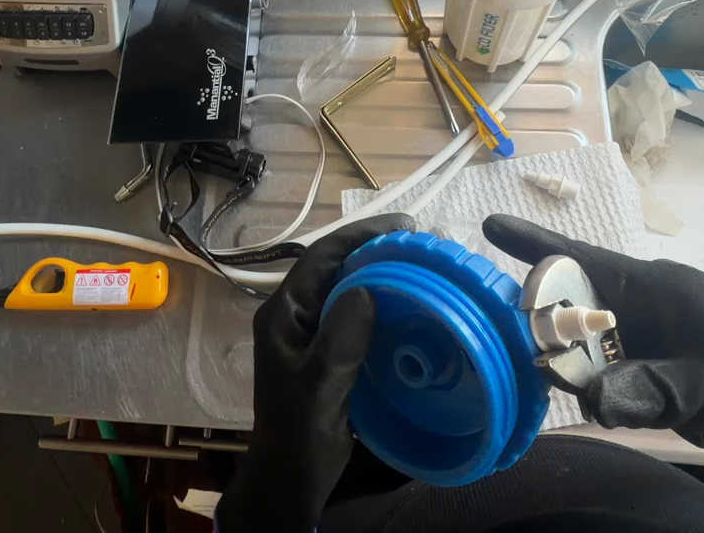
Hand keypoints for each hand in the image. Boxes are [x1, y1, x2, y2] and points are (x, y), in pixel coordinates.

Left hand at [216, 214, 411, 531]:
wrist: (290, 477)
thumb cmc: (300, 432)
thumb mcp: (322, 385)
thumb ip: (340, 337)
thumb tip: (366, 288)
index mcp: (284, 311)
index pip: (321, 256)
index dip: (360, 235)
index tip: (402, 226)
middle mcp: (294, 311)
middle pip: (334, 265)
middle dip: (373, 248)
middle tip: (419, 243)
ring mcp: (308, 328)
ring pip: (345, 285)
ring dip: (378, 272)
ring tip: (418, 263)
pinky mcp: (325, 346)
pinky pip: (352, 310)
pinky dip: (379, 300)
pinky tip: (406, 302)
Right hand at [483, 214, 703, 480]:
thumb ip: (645, 390)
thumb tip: (585, 399)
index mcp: (653, 284)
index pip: (579, 256)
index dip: (531, 243)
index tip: (487, 226)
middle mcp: (653, 295)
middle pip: (588, 314)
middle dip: (586, 354)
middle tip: (591, 386)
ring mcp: (669, 320)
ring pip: (617, 349)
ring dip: (635, 386)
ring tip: (684, 414)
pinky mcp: (684, 345)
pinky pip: (644, 366)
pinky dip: (659, 397)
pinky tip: (698, 419)